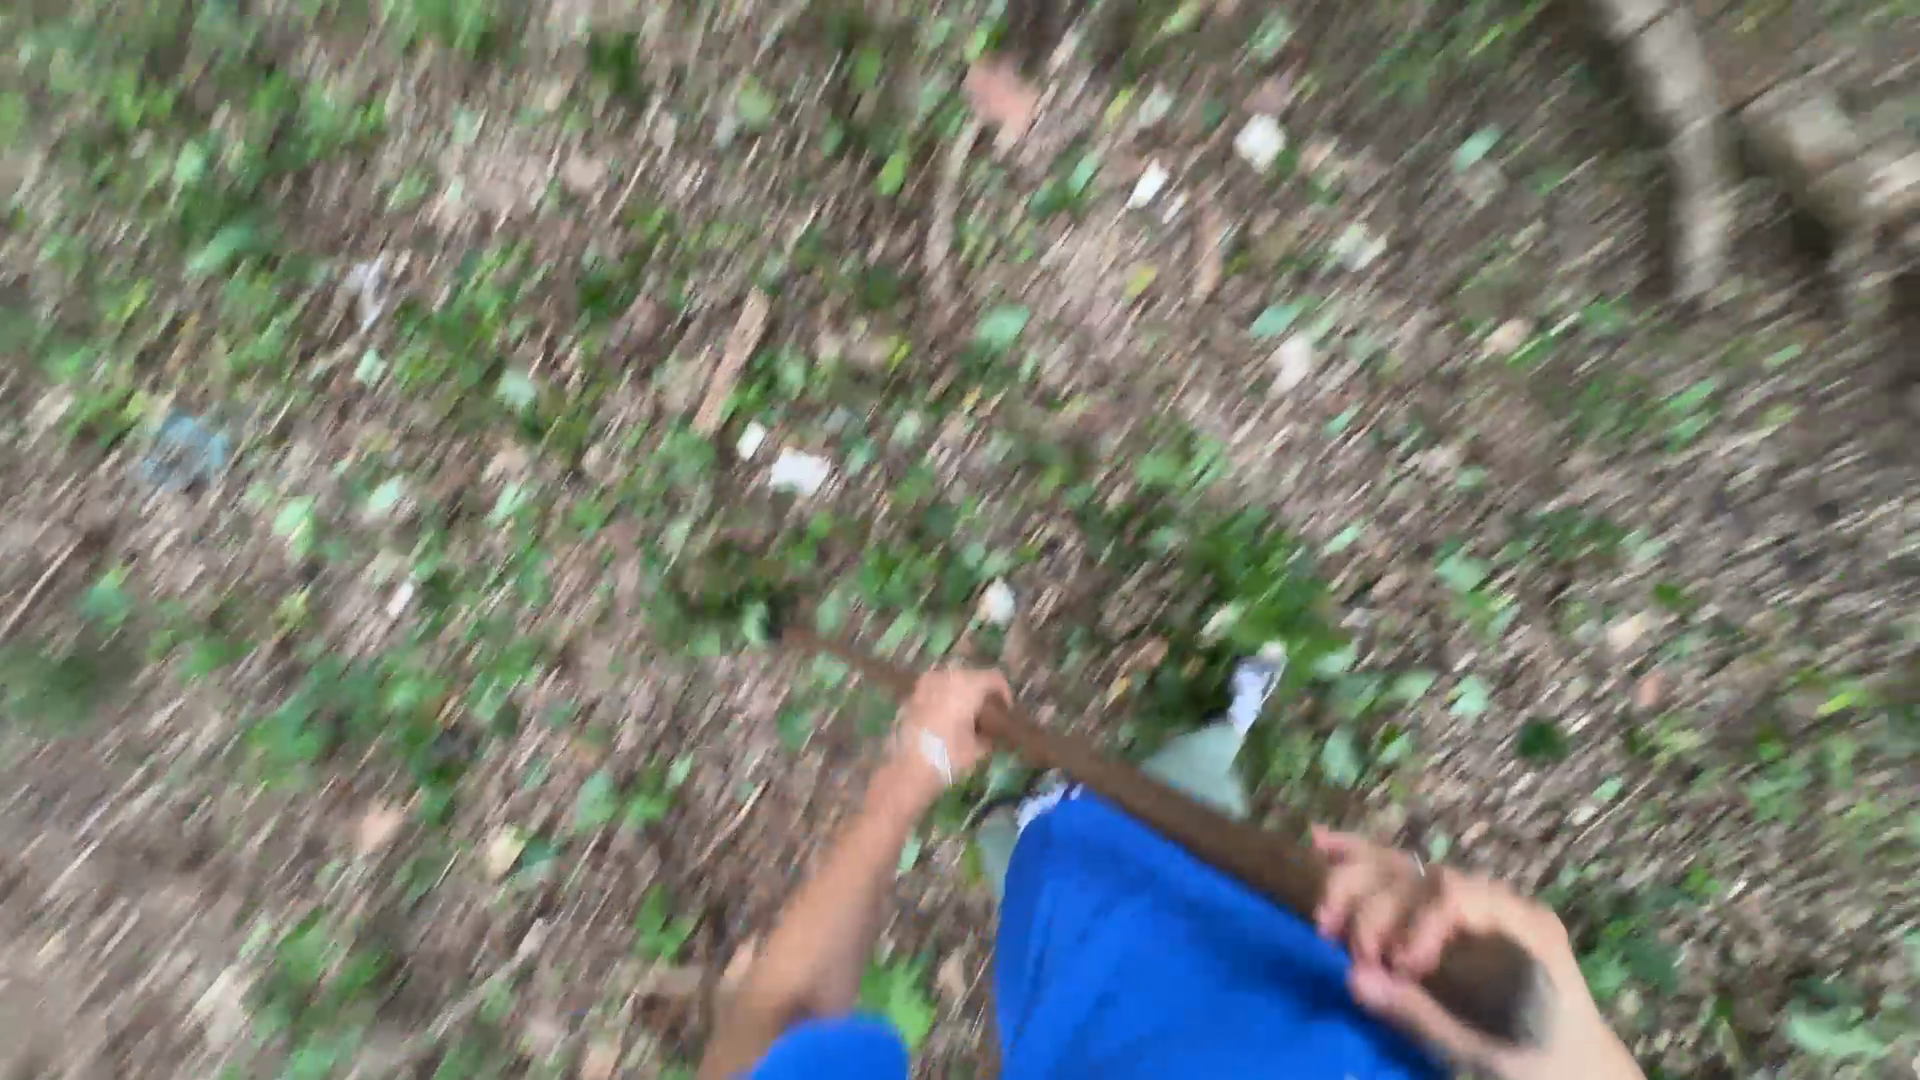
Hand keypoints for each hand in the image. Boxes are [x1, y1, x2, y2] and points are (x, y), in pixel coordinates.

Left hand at [870, 668, 1009, 814]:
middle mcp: (946, 676)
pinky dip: (945, 699)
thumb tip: (990, 732)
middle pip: (972, 676)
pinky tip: (947, 719)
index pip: (994, 678)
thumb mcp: (978, 750)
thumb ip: (989, 735)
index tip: (1007, 710)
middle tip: (988, 714)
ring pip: (952, 681)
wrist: (906, 769)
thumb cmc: (948, 756)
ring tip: (968, 716)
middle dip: (982, 692)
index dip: (1005, 693)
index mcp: (967, 684)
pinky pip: (935, 690)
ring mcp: (926, 683)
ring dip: (962, 694)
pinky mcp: (912, 695)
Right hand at [1311, 828, 1644, 1079]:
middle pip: (1415, 877)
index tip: (1398, 968)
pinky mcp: (1444, 901)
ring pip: (1398, 866)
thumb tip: (1355, 980)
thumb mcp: (1489, 1051)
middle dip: (1372, 912)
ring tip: (1324, 919)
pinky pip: (1396, 870)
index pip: (1453, 897)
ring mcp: (1467, 892)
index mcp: (1523, 926)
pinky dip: (1357, 858)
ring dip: (1351, 885)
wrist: (1577, 1069)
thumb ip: (1423, 1014)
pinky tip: (1320, 841)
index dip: (1412, 923)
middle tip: (1353, 956)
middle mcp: (1493, 896)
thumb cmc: (1540, 1063)